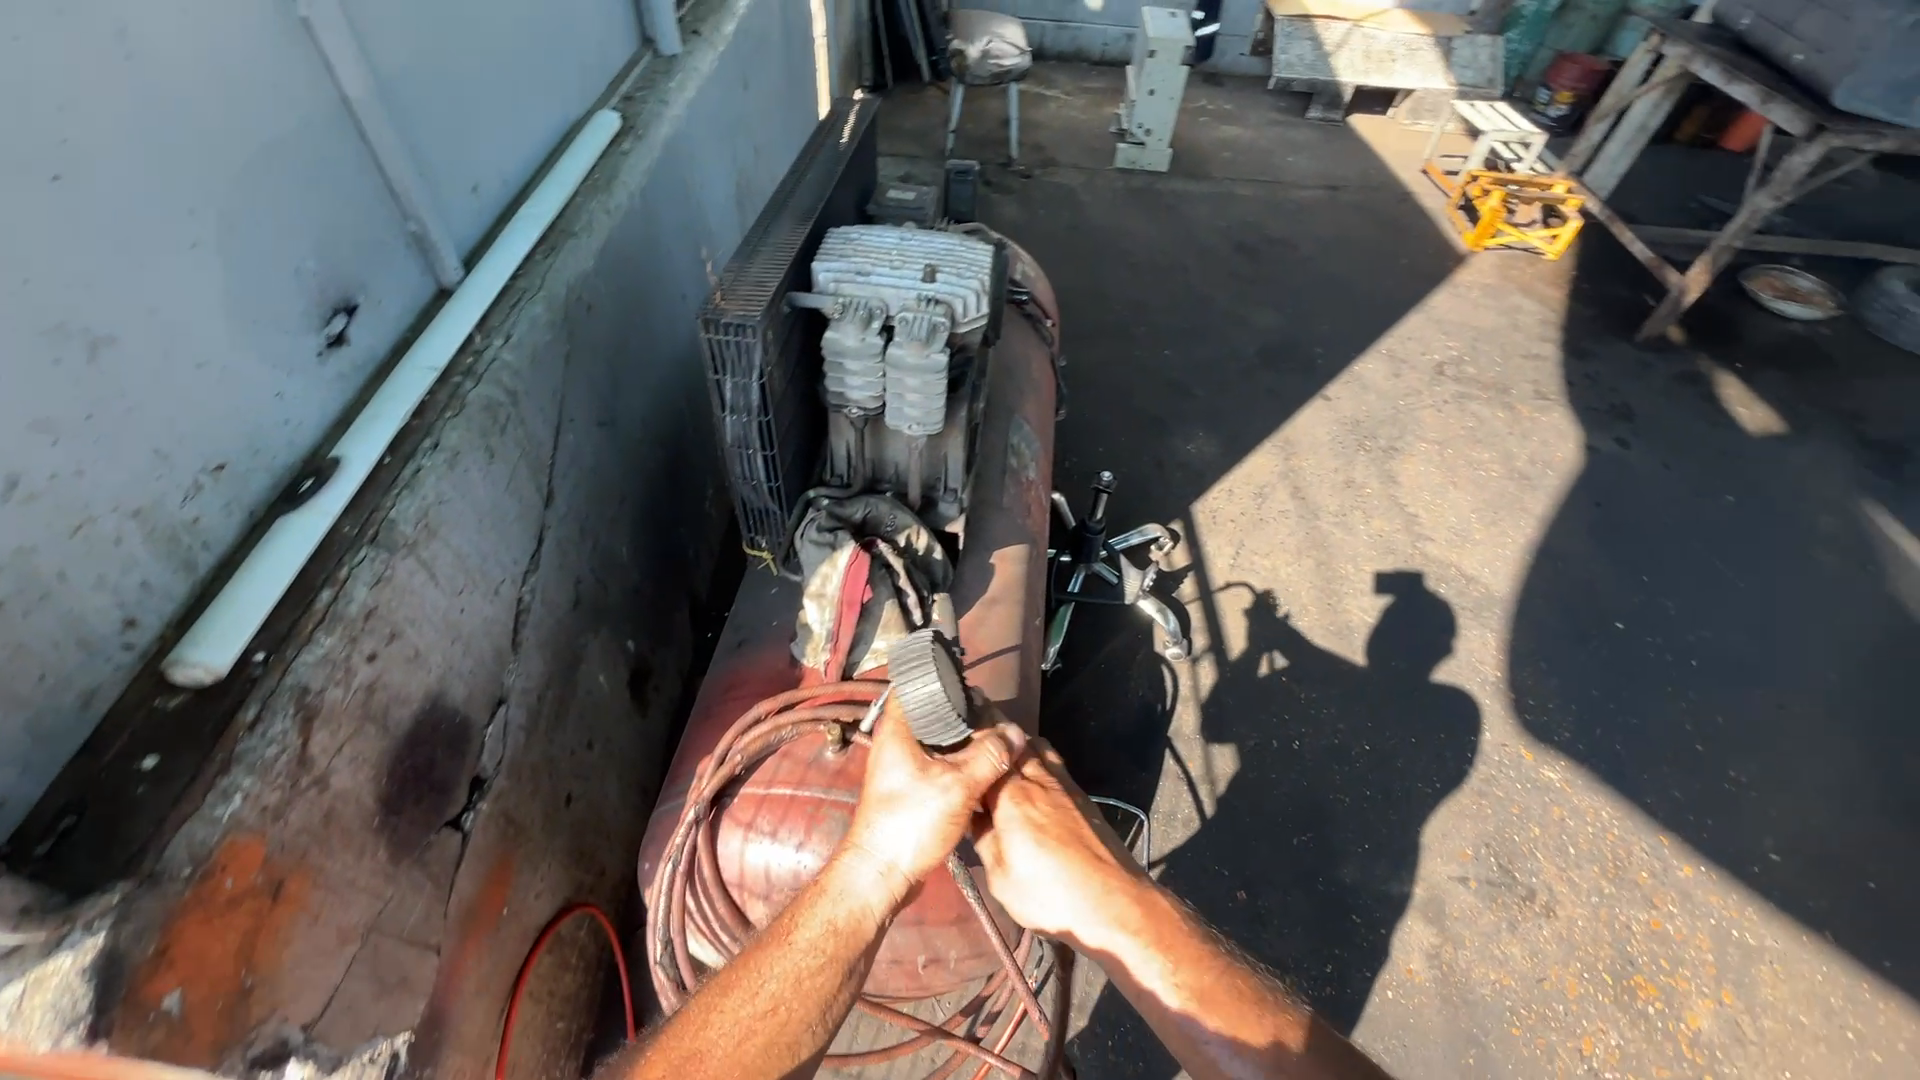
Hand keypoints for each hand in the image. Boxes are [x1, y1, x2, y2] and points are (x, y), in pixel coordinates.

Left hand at [837, 696, 1025, 914]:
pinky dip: (957, 762)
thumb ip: (989, 756)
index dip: (941, 678)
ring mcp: (901, 767)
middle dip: (961, 712)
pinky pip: (937, 764)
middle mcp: (895, 742)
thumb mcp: (958, 786)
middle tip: (992, 711)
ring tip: (992, 736)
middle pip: (930, 714)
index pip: (914, 685)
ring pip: (936, 742)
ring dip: (961, 740)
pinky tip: (981, 767)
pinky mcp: (910, 789)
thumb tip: (1015, 733)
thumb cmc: (911, 822)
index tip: (970, 679)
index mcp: (897, 729)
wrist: (881, 875)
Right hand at [972, 739, 1149, 947]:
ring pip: (1036, 746)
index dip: (965, 747)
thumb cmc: (1050, 895)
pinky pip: (1053, 763)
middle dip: (991, 736)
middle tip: (971, 743)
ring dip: (1017, 744)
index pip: (984, 755)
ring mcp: (1064, 785)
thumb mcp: (1000, 877)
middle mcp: (1038, 780)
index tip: (950, 747)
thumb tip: (973, 818)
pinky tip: (1030, 778)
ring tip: (999, 756)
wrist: (1113, 903)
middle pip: (1012, 741)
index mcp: (1012, 797)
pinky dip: (1037, 757)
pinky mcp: (1081, 796)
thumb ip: (984, 840)